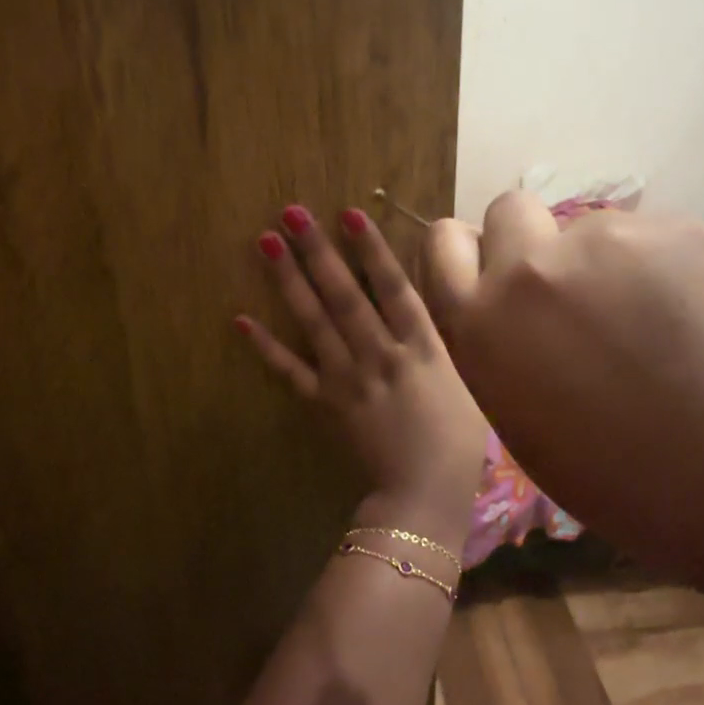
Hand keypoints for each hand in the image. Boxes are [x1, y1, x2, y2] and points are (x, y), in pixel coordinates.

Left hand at [234, 205, 487, 544]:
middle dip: (318, 250)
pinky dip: (266, 347)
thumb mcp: (462, 381)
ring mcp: (348, 378)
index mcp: (420, 345)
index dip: (370, 248)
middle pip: (345, 294)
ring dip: (289, 280)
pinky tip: (241, 320)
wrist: (426, 492)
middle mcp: (381, 352)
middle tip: (291, 213)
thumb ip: (436, 342)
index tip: (348, 213)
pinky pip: (291, 373)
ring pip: (314, 321)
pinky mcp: (325, 405)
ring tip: (266, 243)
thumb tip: (416, 307)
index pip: (392, 286)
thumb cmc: (458, 440)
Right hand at [420, 192, 703, 604]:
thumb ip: (498, 341)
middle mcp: (530, 268)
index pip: (443, 240)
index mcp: (480, 322)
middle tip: (575, 293)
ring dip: (607, 262)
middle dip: (533, 242)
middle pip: (509, 210)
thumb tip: (509, 300)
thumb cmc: (617, 476)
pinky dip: (664, 266)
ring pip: (590, 228)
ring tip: (652, 323)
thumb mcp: (520, 416)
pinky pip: (652, 235)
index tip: (496, 275)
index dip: (471, 253)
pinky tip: (693, 318)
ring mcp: (606, 240)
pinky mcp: (677, 228)